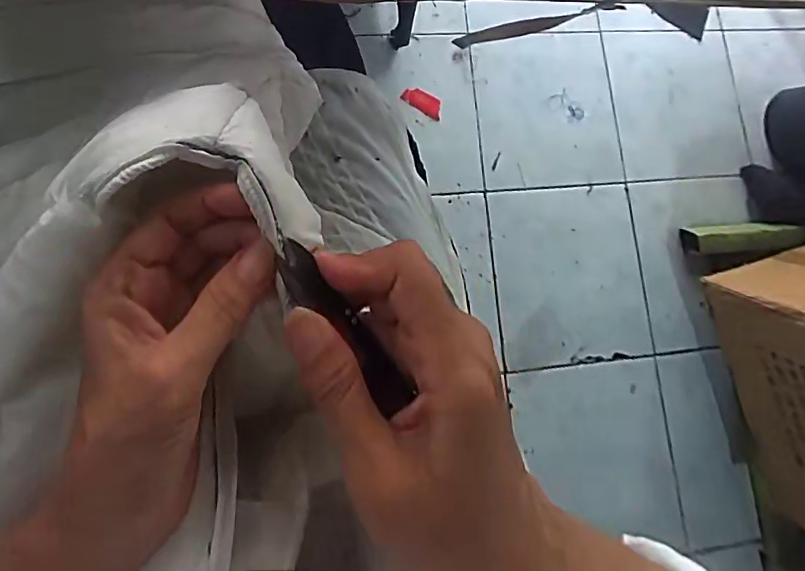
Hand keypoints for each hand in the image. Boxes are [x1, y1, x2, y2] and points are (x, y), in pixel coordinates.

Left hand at [0, 169, 273, 570]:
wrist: (116, 519)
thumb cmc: (127, 440)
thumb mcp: (174, 370)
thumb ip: (220, 307)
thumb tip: (266, 247)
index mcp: (121, 285)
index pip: (167, 225)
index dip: (208, 205)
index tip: (255, 195)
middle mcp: (145, 291)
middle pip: (194, 240)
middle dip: (235, 227)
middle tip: (283, 221)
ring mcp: (172, 316)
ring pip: (213, 266)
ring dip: (247, 253)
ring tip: (288, 242)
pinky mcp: (196, 341)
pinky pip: (225, 297)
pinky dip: (250, 284)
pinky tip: (277, 276)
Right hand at [284, 242, 662, 570]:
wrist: (505, 553)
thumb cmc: (443, 525)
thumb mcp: (375, 471)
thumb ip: (337, 390)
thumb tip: (299, 316)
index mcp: (454, 364)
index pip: (410, 274)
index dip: (359, 263)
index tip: (309, 276)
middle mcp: (466, 339)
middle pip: (404, 278)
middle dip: (350, 283)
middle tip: (301, 310)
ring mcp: (464, 345)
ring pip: (403, 295)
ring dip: (357, 303)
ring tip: (314, 332)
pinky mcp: (455, 355)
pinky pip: (408, 318)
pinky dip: (370, 324)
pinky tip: (344, 354)